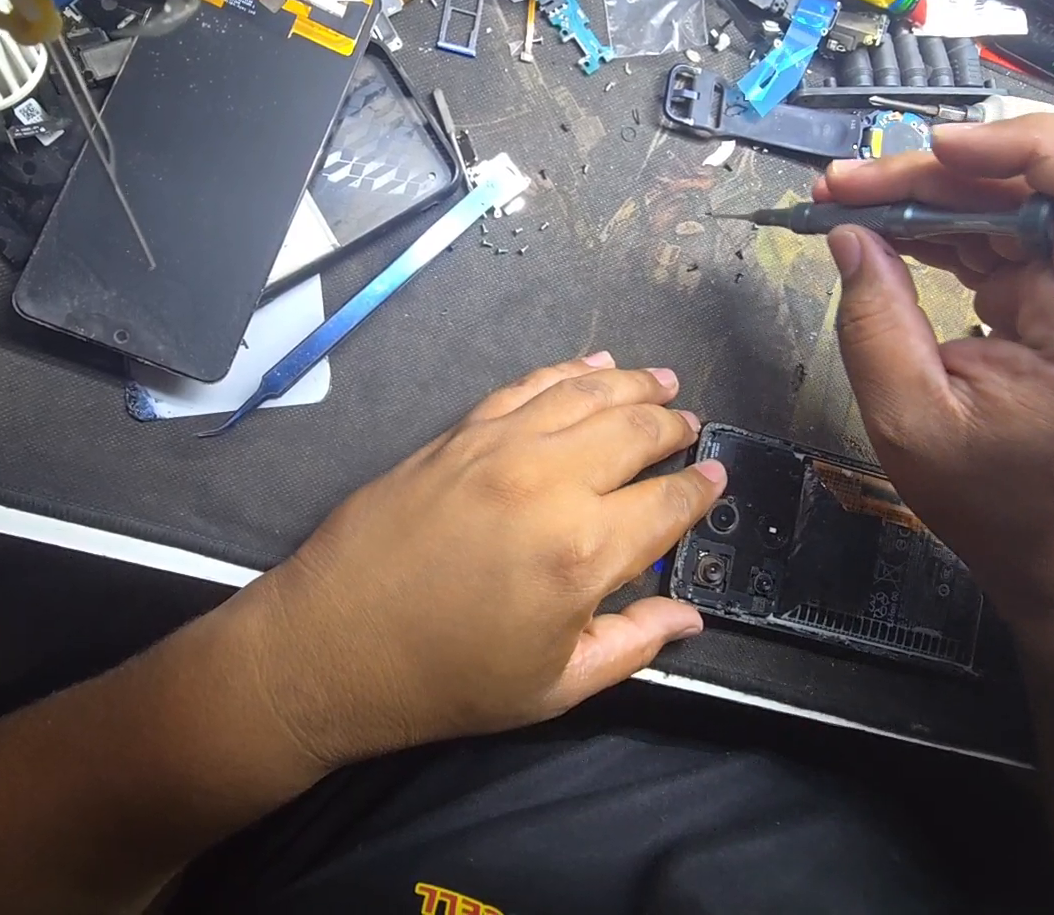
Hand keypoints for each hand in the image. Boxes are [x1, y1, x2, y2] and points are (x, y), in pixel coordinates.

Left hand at [228, 353, 725, 770]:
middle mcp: (551, 483)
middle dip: (674, 428)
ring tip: (663, 381)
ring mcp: (501, 447)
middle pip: (635, 434)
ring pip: (587, 396)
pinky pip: (527, 386)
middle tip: (691, 427)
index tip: (717, 478)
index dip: (700, 491)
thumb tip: (690, 615)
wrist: (336, 642)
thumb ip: (633, 643)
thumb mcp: (554, 686)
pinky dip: (568, 372)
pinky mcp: (461, 433)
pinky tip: (593, 366)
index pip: (668, 505)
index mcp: (584, 553)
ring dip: (634, 385)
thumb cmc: (449, 679)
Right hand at [816, 116, 1053, 628]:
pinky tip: (892, 232)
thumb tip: (848, 236)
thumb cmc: (997, 503)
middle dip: (953, 166)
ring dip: (941, 190)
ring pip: (1032, 199)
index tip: (936, 148)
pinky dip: (952, 225)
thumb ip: (872, 321)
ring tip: (854, 200)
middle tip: (854, 183)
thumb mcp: (908, 420)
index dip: (1031, 145)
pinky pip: (1018, 236)